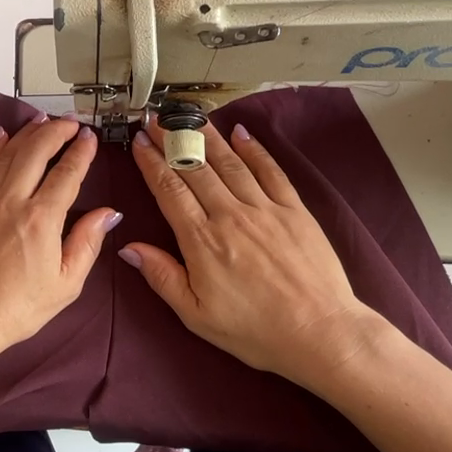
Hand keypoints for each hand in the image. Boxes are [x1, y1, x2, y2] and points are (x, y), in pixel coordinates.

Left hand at [0, 116, 120, 357]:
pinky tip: (1, 136)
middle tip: (70, 122)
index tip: (90, 137)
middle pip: (36, 152)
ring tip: (42, 120)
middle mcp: (12, 201)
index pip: (67, 174)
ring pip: (7, 154)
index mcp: (42, 219)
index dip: (81, 152)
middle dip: (55, 131)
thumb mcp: (66, 283)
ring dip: (27, 134)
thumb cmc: (18, 307)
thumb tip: (108, 214)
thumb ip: (87, 243)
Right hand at [118, 119, 384, 385]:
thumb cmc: (255, 331)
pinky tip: (240, 133)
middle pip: (194, 168)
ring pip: (229, 163)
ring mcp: (265, 210)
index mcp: (201, 241)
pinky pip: (271, 172)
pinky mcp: (295, 212)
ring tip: (188, 115)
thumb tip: (128, 247)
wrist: (322, 335)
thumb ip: (161, 276)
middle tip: (155, 118)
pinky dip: (254, 150)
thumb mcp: (195, 315)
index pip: (169, 189)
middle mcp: (230, 216)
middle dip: (171, 140)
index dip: (151, 162)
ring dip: (206, 136)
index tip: (137, 141)